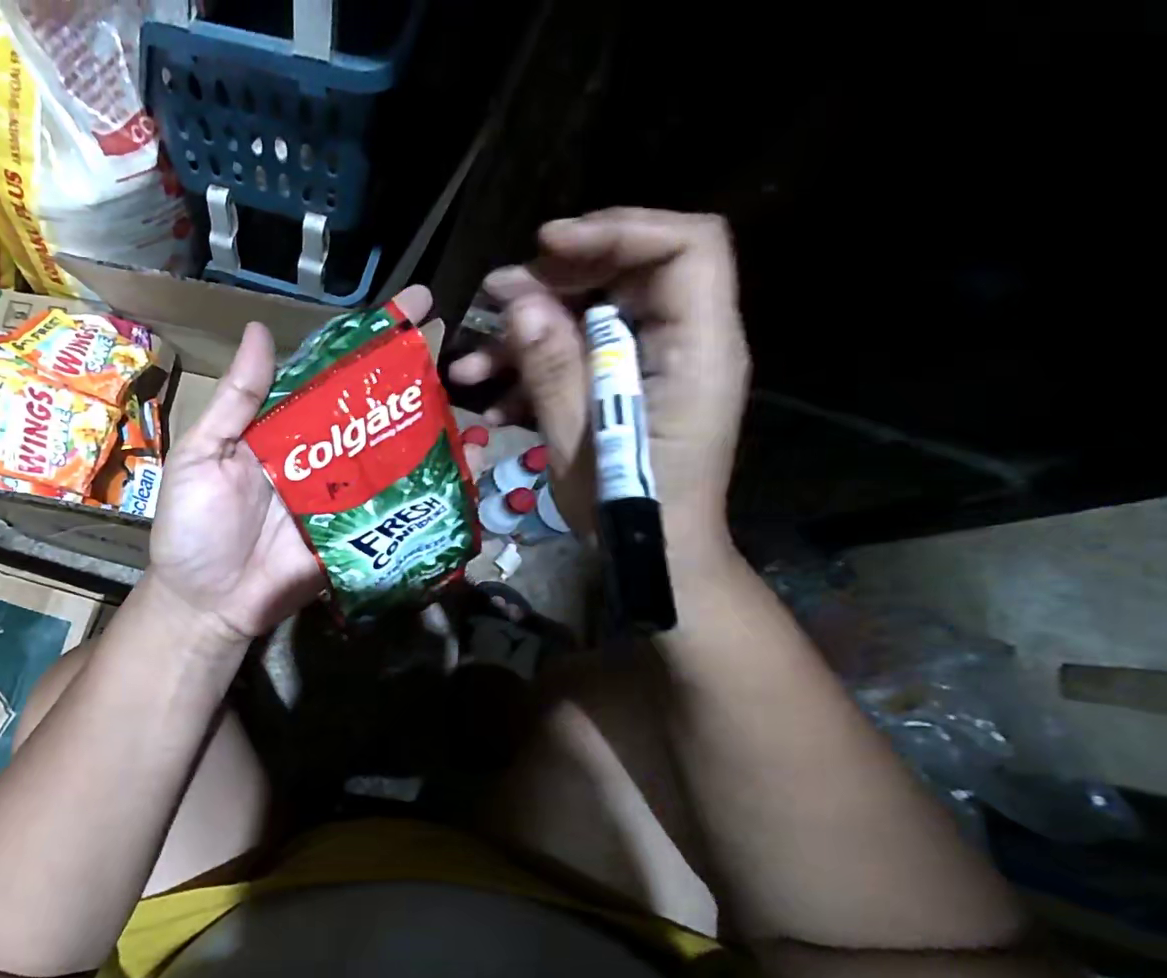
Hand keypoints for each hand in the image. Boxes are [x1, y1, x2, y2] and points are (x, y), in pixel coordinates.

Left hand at [149, 286, 434, 639]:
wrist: (205, 604)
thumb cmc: (192, 529)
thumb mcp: (201, 457)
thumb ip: (235, 402)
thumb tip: (259, 331)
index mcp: (277, 431)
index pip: (327, 376)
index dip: (365, 342)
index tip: (409, 305)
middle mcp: (314, 456)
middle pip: (366, 409)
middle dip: (408, 371)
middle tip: (449, 334)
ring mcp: (339, 495)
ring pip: (388, 451)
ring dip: (426, 422)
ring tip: (467, 388)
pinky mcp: (355, 534)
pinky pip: (393, 504)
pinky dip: (427, 484)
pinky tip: (463, 457)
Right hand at [448, 209, 749, 557]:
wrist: (655, 557)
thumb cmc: (628, 508)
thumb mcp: (579, 442)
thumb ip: (553, 367)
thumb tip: (519, 302)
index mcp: (697, 348)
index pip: (683, 248)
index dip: (615, 231)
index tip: (545, 247)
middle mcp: (686, 342)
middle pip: (630, 271)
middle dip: (554, 281)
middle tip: (493, 300)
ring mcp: (657, 364)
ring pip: (595, 314)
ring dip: (529, 332)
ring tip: (470, 365)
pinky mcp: (629, 385)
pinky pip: (584, 353)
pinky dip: (535, 368)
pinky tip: (492, 402)